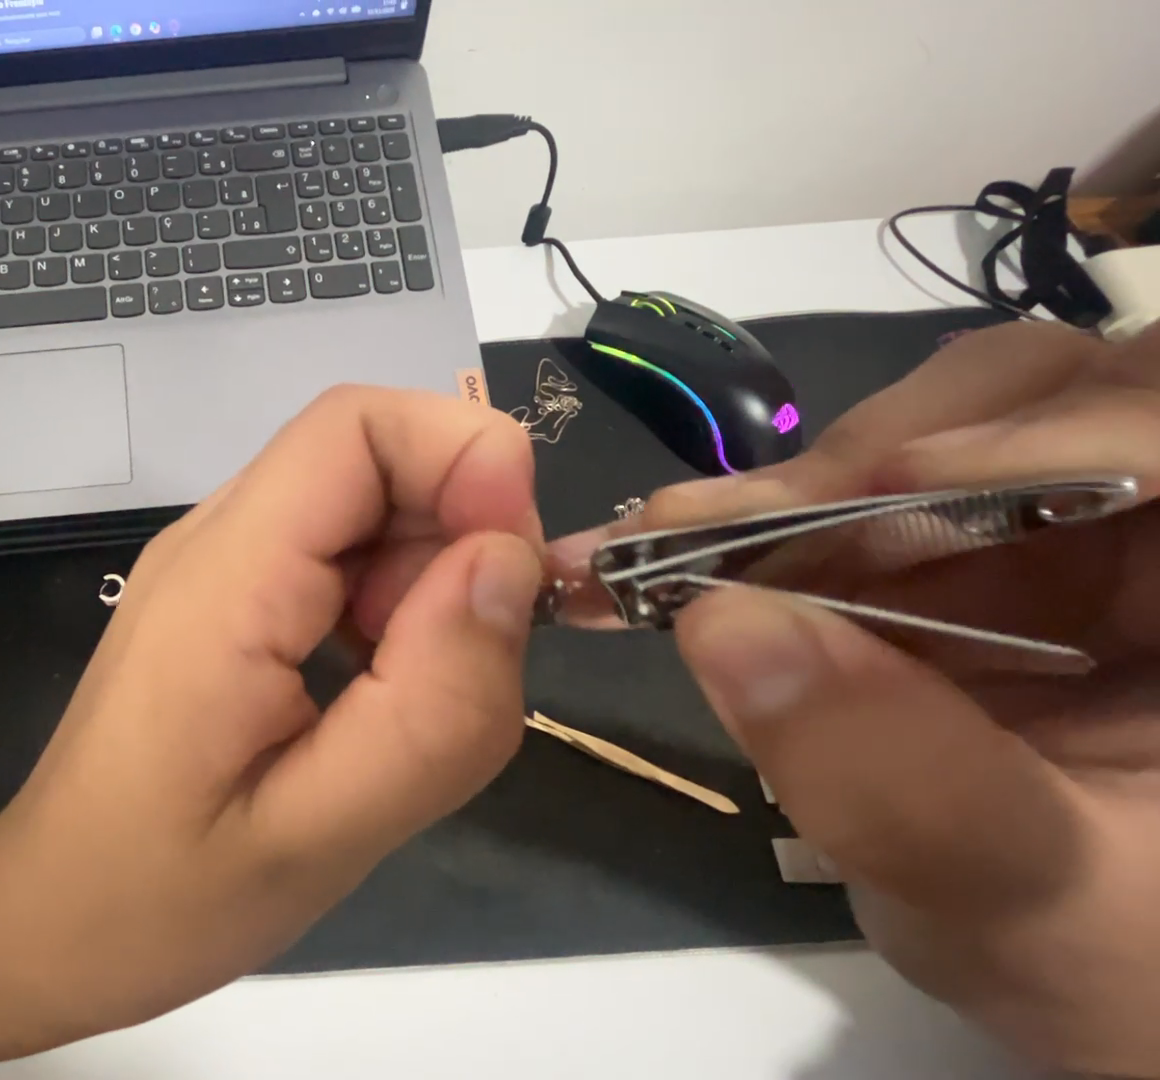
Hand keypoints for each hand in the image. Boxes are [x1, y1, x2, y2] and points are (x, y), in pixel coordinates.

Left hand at [0, 385, 544, 1047]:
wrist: (52, 915)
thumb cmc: (162, 897)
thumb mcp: (319, 835)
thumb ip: (431, 706)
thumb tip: (507, 564)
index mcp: (224, 578)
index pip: (352, 427)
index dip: (461, 458)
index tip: (519, 567)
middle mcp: (214, 544)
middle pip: (365, 460)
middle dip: (458, 530)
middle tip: (479, 660)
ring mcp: (216, 570)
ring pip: (361, 511)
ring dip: (428, 581)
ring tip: (416, 698)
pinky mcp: (228, 605)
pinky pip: (336, 560)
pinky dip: (393, 607)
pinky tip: (379, 696)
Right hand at [551, 323, 1159, 1075]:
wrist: (1105, 1006)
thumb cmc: (1122, 983)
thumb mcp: (1024, 911)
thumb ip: (895, 781)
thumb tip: (715, 626)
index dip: (1032, 436)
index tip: (859, 497)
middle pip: (1028, 403)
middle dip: (852, 464)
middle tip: (700, 532)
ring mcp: (1058, 536)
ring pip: (915, 440)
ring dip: (776, 496)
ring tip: (653, 553)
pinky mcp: (963, 560)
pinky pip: (850, 501)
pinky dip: (749, 528)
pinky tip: (660, 564)